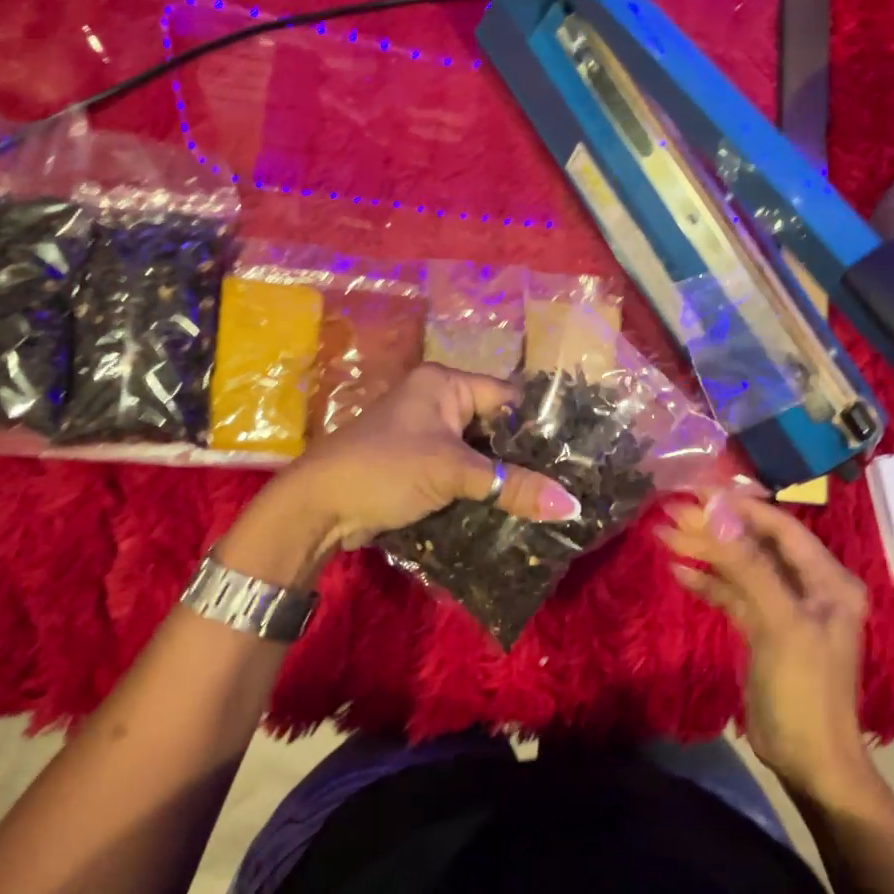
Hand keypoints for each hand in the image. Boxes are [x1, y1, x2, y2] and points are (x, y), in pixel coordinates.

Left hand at [217, 365, 580, 585]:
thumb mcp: (452, 473)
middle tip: (570, 477)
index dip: (539, 423)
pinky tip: (513, 508)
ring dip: (503, 476)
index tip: (577, 450)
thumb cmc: (385, 470)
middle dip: (524, 455)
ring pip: (480, 453)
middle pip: (495, 426)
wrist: (317, 509)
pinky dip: (482, 489)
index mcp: (443, 384)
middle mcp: (437, 402)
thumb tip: (573, 506)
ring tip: (551, 496)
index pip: (507, 395)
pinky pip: (462, 472)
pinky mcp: (419, 467)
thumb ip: (511, 486)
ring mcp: (426, 435)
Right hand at [659, 491, 875, 801]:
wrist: (808, 761)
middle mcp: (810, 588)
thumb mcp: (779, 622)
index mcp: (829, 580)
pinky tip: (678, 570)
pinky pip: (734, 597)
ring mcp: (785, 610)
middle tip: (670, 511)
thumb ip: (748, 565)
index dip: (740, 507)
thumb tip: (715, 512)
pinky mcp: (763, 632)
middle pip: (758, 546)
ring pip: (742, 570)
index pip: (782, 528)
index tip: (697, 491)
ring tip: (664, 534)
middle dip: (716, 529)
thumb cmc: (804, 689)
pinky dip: (708, 583)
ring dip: (706, 553)